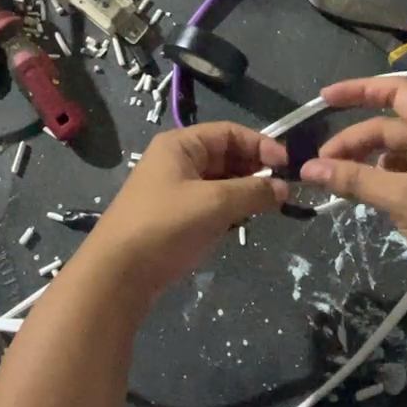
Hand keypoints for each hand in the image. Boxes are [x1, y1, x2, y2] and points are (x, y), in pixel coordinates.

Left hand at [74, 122, 289, 302]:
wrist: (118, 274)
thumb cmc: (166, 225)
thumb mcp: (215, 203)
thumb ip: (253, 192)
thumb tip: (285, 188)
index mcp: (180, 145)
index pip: (229, 132)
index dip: (260, 144)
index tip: (287, 166)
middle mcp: (176, 160)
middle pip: (225, 155)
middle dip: (255, 169)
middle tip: (283, 190)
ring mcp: (174, 189)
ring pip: (220, 181)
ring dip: (245, 190)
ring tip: (269, 207)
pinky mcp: (175, 216)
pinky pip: (211, 202)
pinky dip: (230, 208)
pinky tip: (245, 221)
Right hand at [300, 78, 406, 306]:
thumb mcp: (403, 198)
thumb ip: (354, 179)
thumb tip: (308, 168)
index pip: (396, 92)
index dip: (359, 90)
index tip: (324, 99)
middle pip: (386, 128)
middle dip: (352, 141)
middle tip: (317, 164)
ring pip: (389, 155)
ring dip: (361, 164)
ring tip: (331, 181)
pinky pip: (397, 178)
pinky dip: (375, 182)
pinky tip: (357, 196)